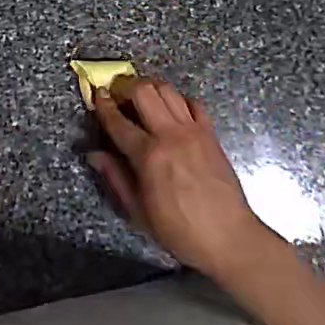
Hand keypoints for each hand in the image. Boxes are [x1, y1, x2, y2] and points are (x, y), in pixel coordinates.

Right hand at [87, 80, 279, 279]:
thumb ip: (116, 178)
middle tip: (118, 95)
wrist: (229, 237)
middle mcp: (170, 135)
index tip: (96, 95)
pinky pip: (193, 103)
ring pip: (168, 90)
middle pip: (144, 91)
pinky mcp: (211, 134)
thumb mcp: (139, 212)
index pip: (119, 121)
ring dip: (151, 88)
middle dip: (126, 87)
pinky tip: (172, 112)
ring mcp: (193, 131)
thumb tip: (94, 155)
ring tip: (142, 98)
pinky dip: (179, 101)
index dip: (103, 106)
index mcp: (149, 156)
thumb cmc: (180, 231)